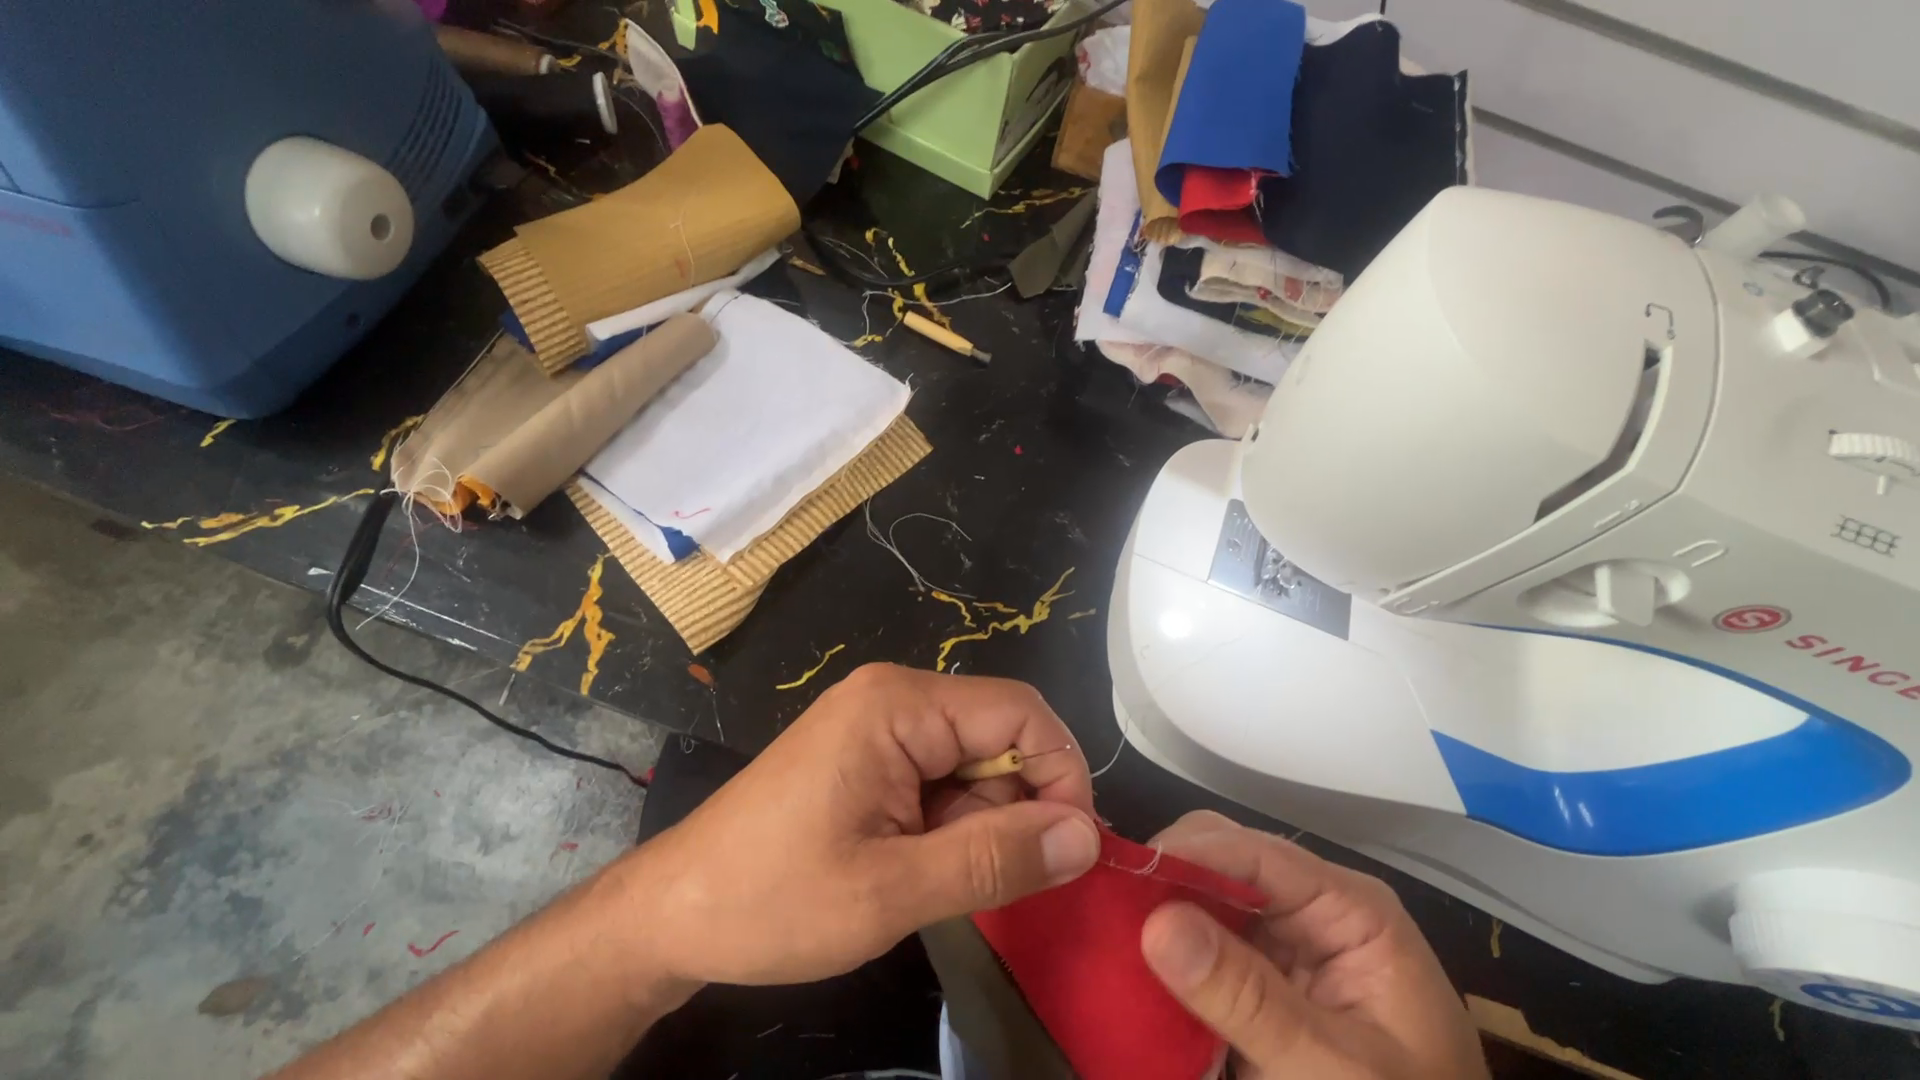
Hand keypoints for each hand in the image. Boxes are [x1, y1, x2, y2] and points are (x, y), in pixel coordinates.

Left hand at [613, 663, 1101, 986]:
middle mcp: (892, 699)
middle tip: (991, 882)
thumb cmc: (771, 899)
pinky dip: (949, 826)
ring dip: (979, 824)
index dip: (1060, 776)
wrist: (671, 914)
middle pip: (999, 737)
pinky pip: (939, 779)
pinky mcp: (867, 758)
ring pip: (973, 764)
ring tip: (935, 881)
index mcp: (898, 706)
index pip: (1020, 714)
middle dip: (1015, 809)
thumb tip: (1088, 837)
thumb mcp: (890, 891)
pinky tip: (917, 868)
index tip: (1069, 853)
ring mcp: (876, 727)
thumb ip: (994, 859)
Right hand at [1138, 812, 1487, 1079]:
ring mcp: (1284, 943)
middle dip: (1166, 879)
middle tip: (1104, 911)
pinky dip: (1166, 953)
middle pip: (1223, 860)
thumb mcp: (1331, 1070)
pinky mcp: (1260, 978)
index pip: (1257, 851)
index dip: (1185, 854)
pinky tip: (1128, 964)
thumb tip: (1155, 922)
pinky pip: (1202, 945)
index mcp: (1350, 909)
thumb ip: (1247, 998)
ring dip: (1158, 913)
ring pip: (1204, 897)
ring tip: (1103, 931)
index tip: (1119, 878)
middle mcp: (1313, 909)